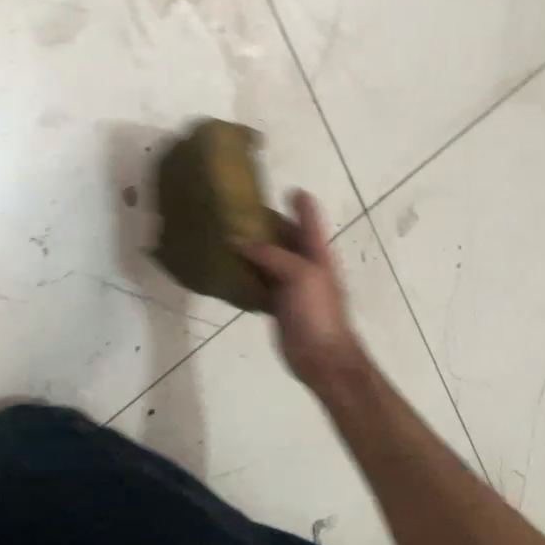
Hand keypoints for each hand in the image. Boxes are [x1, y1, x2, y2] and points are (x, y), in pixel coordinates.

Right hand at [235, 190, 368, 388]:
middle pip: (283, 236)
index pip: (309, 219)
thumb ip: (269, 254)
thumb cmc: (318, 311)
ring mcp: (289, 284)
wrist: (322, 357)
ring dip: (249, 247)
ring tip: (222, 233)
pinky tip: (223, 267)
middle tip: (235, 209)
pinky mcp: (275, 303)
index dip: (299, 201)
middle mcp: (304, 264)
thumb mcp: (299, 274)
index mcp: (317, 252)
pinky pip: (256, 281)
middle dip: (264, 222)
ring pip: (266, 258)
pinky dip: (242, 272)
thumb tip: (236, 240)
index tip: (282, 187)